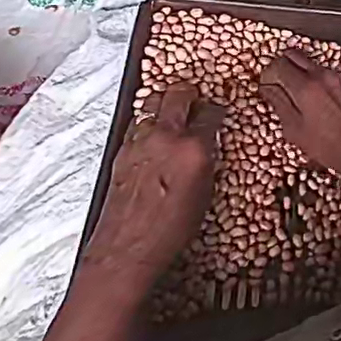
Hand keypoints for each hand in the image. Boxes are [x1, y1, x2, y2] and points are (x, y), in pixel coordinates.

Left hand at [80, 84, 225, 301]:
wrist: (128, 249)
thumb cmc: (169, 229)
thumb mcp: (205, 192)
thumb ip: (207, 159)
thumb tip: (207, 145)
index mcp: (194, 148)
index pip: (211, 113)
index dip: (217, 110)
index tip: (218, 111)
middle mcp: (166, 138)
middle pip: (178, 94)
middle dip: (190, 92)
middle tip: (195, 95)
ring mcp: (140, 141)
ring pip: (152, 102)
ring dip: (164, 100)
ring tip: (172, 105)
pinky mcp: (122, 150)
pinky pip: (137, 122)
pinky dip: (147, 119)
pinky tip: (153, 129)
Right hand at [259, 49, 340, 174]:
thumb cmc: (326, 144)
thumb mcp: (293, 128)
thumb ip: (278, 102)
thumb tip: (268, 87)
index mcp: (305, 87)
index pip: (278, 64)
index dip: (268, 74)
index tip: (267, 85)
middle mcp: (322, 75)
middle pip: (293, 55)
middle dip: (282, 66)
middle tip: (278, 83)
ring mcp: (337, 75)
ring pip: (309, 62)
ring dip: (299, 72)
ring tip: (298, 95)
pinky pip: (324, 71)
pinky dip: (315, 78)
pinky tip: (316, 98)